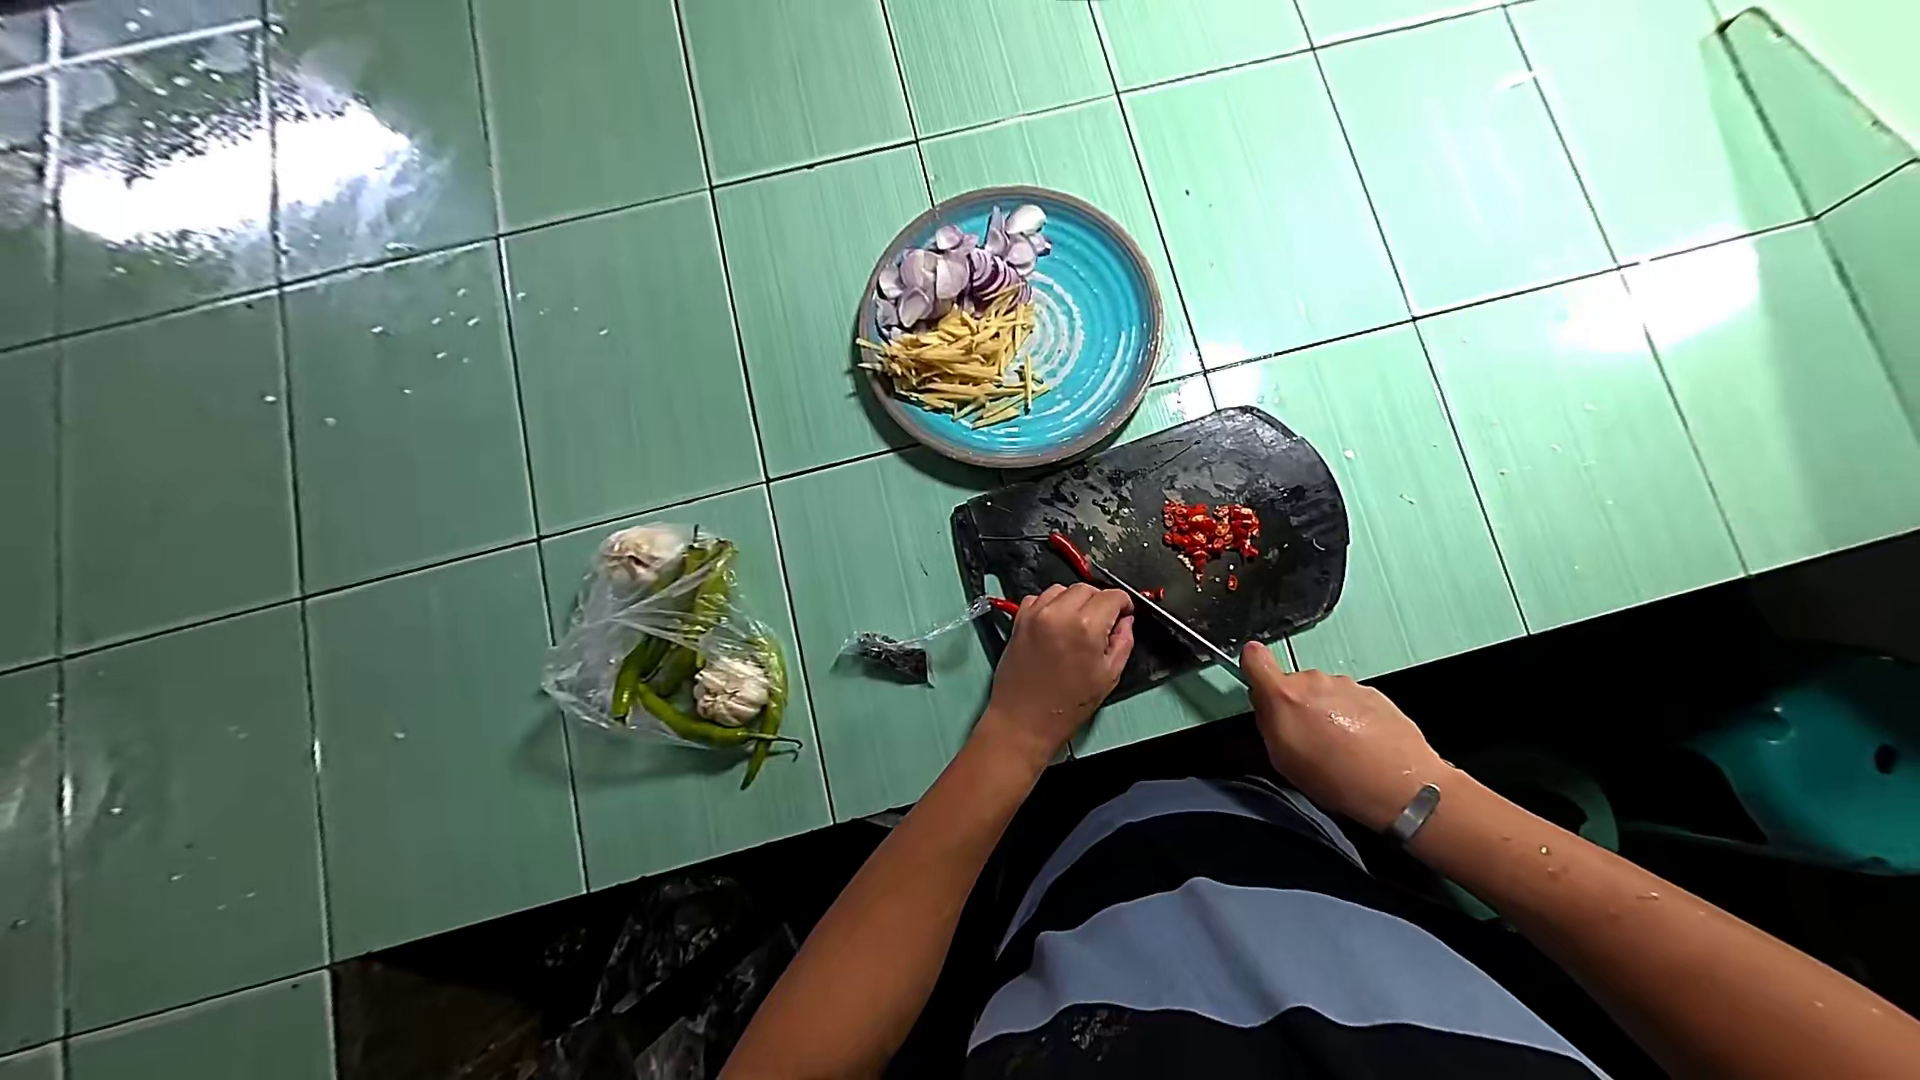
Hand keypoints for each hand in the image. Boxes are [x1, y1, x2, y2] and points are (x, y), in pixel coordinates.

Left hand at [975, 584, 1134, 767]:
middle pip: (1087, 589)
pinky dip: (1051, 605)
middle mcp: (1058, 613)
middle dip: (1100, 601)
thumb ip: (1123, 642)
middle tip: (1103, 622)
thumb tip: (1125, 622)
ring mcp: (1035, 614)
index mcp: (1085, 626)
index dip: (1123, 604)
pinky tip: (1056, 625)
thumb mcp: (1109, 676)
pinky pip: (1039, 598)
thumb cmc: (1066, 705)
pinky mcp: (1019, 620)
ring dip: (1074, 601)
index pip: (1112, 596)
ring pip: (1062, 589)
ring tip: (1078, 624)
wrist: (1024, 719)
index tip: (1124, 613)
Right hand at [1241, 643, 1452, 829]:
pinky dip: (1351, 717)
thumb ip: (1267, 723)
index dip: (1251, 664)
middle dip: (1295, 703)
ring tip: (1339, 746)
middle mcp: (1314, 681)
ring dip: (1325, 711)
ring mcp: (1347, 685)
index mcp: (1283, 695)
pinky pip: (1351, 700)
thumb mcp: (1282, 759)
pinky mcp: (1374, 694)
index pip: (1255, 657)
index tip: (1256, 677)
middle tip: (1306, 736)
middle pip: (1293, 683)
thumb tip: (1266, 707)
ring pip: (1323, 692)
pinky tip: (1361, 744)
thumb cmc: (1338, 778)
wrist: (1401, 785)